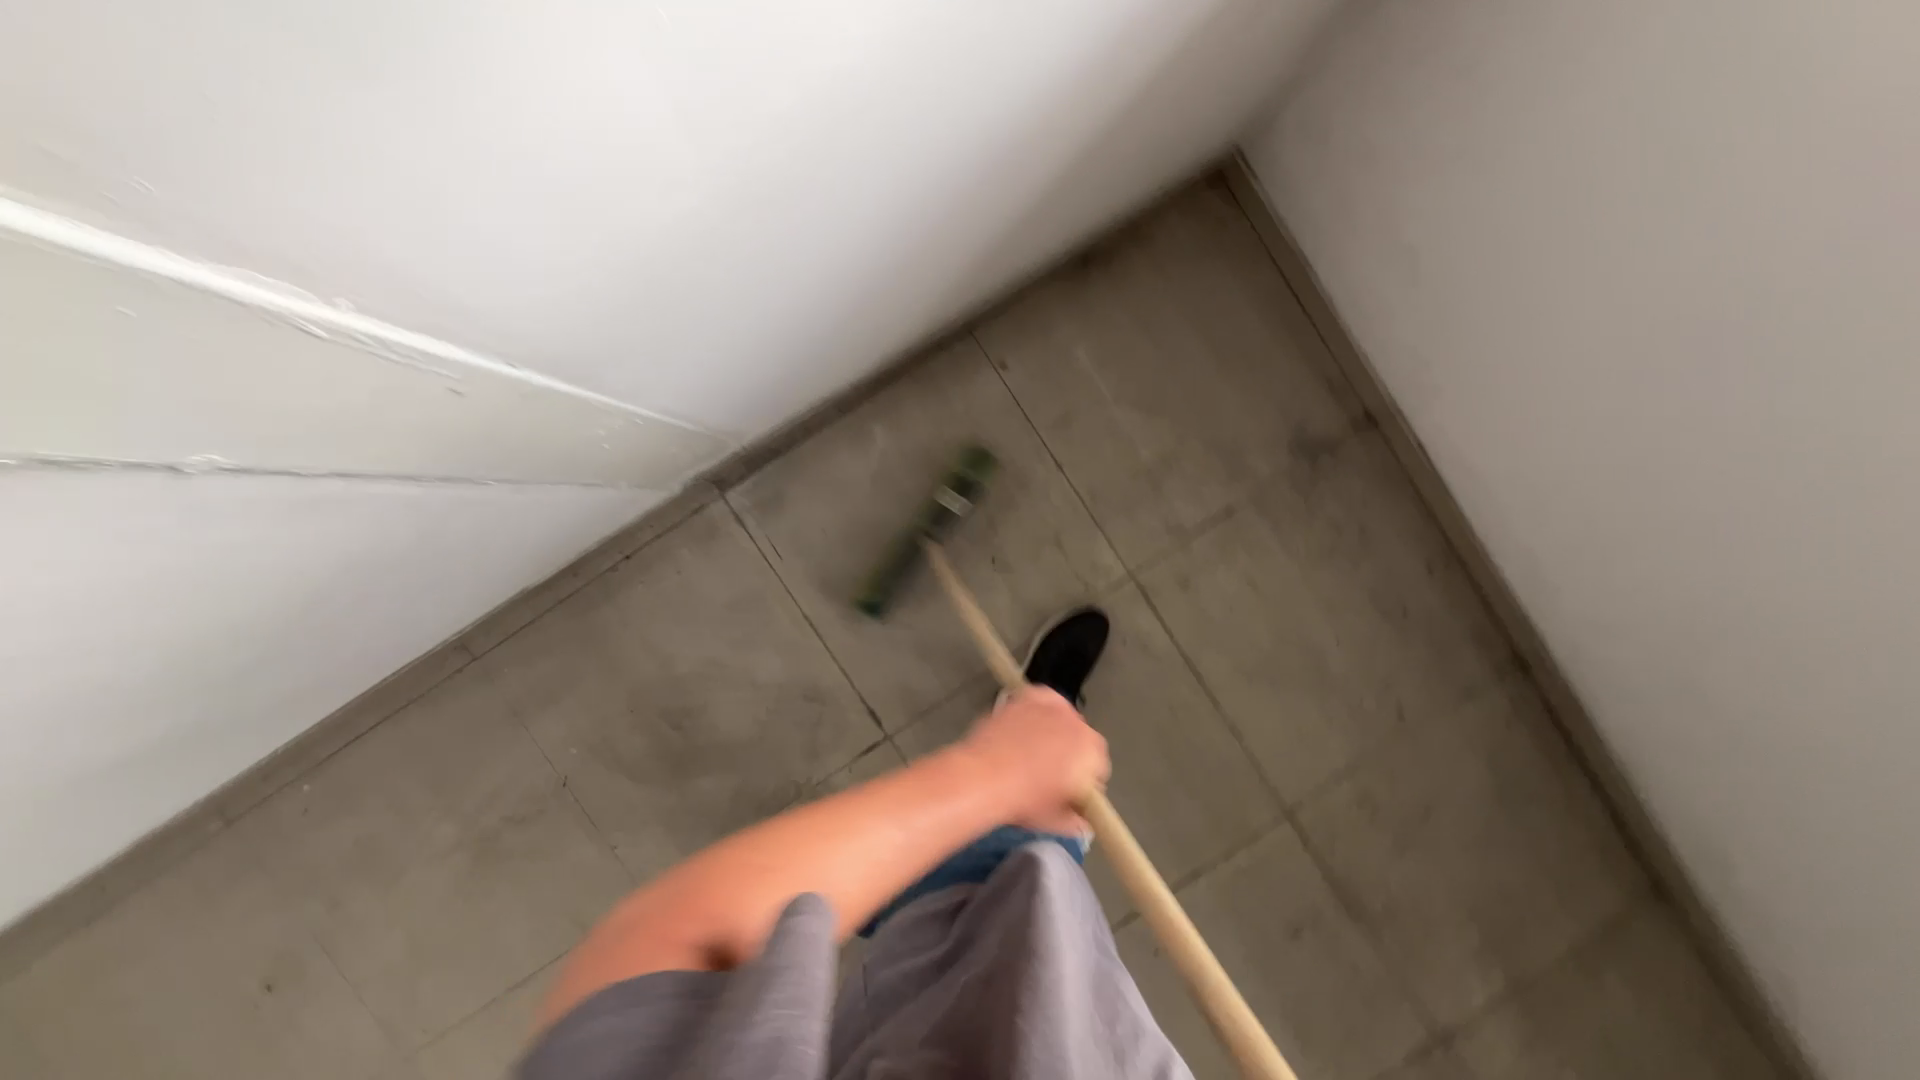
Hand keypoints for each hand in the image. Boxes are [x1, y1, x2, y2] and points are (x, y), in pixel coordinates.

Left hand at [955, 686, 1108, 834]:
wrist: (983, 777)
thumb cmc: (1022, 800)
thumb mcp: (1055, 821)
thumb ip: (1076, 821)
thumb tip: (1082, 823)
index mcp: (1092, 755)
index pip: (1099, 767)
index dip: (1085, 780)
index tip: (1071, 790)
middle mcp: (1078, 726)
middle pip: (1083, 740)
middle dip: (1072, 755)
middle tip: (1051, 772)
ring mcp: (1052, 709)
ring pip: (1065, 718)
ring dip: (1058, 731)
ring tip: (1038, 749)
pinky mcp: (1029, 699)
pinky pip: (1046, 699)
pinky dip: (1044, 708)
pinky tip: (1034, 721)